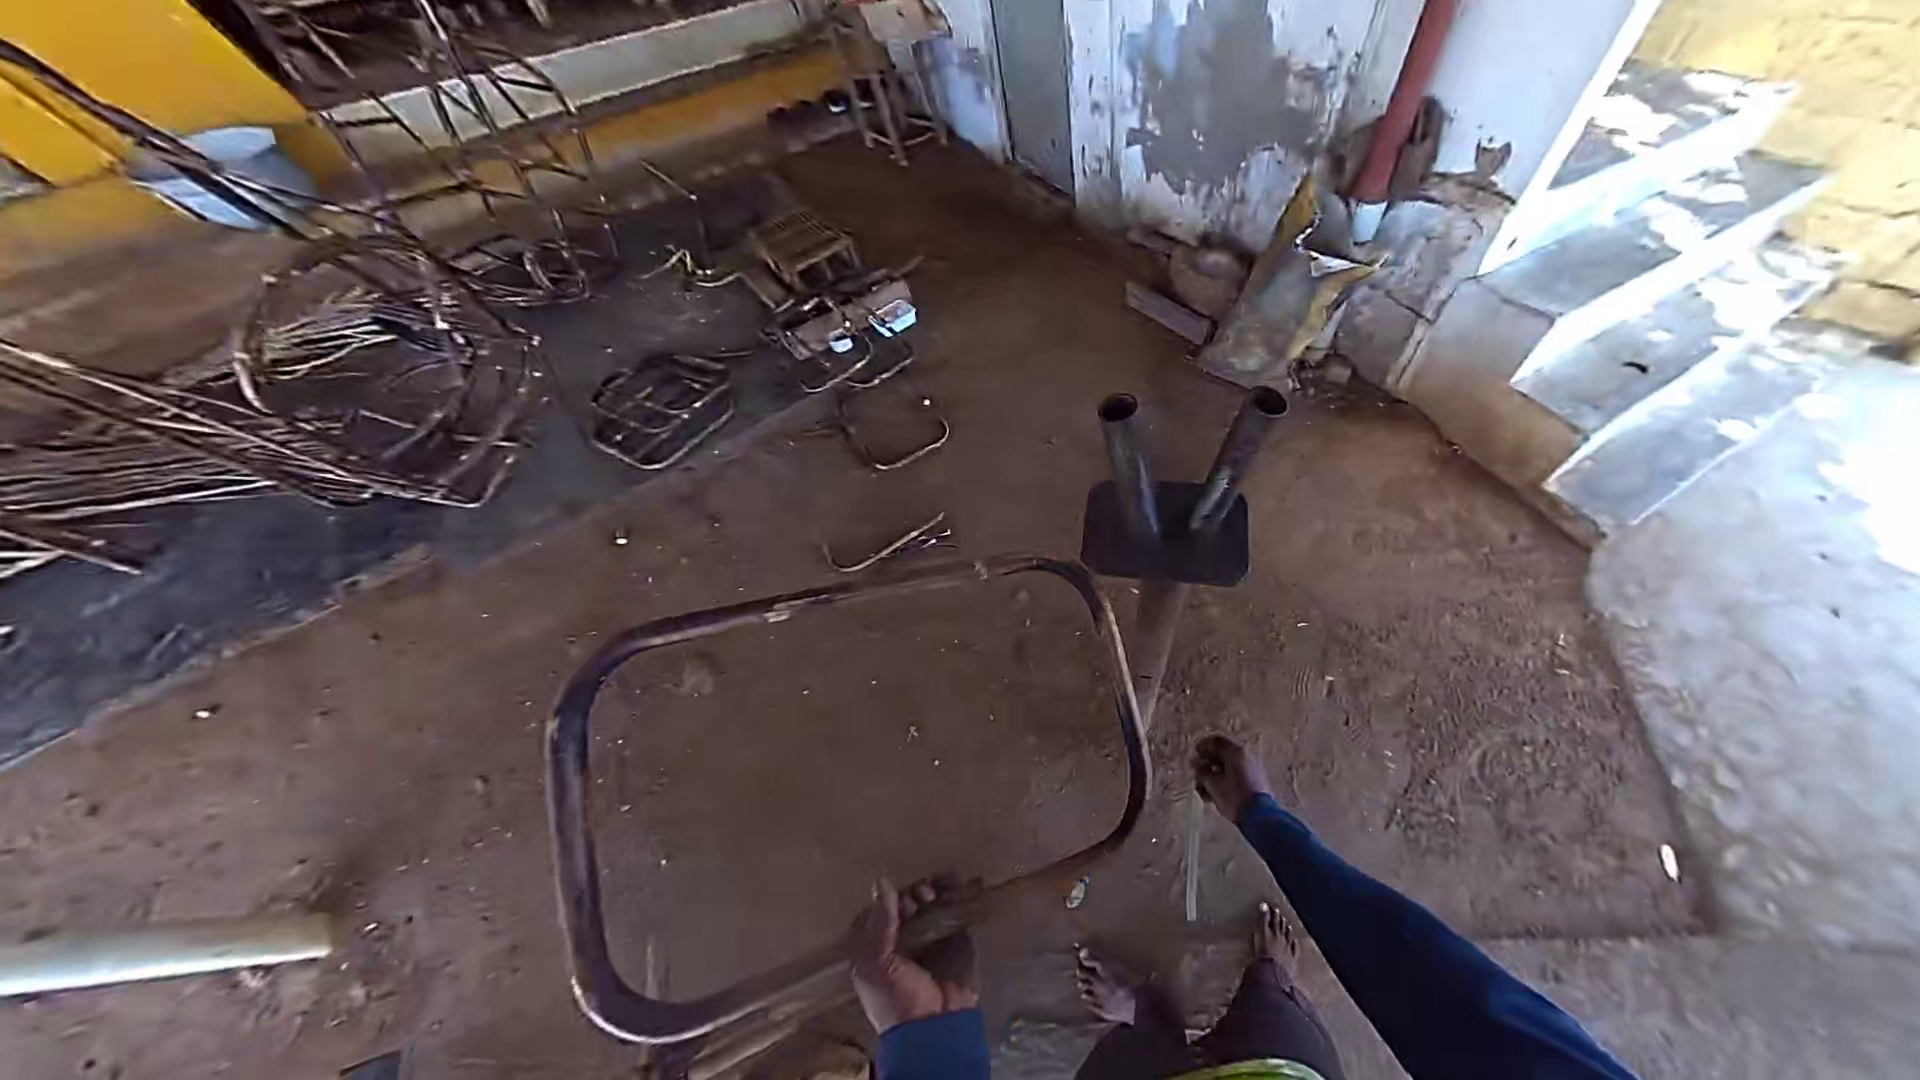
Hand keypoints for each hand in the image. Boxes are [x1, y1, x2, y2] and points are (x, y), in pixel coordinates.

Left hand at [849, 876, 978, 1033]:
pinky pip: (956, 907)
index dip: (888, 897)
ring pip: (932, 900)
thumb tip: (881, 881)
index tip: (896, 895)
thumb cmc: (897, 999)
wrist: (936, 1027)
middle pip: (909, 900)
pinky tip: (957, 878)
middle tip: (920, 898)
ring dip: (933, 889)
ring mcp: (933, 935)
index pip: (882, 908)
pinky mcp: (957, 936)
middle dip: (913, 893)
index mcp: (880, 944)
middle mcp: (906, 936)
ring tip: (933, 894)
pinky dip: (957, 890)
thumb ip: (880, 923)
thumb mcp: (877, 965)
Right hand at [1192, 734, 1272, 820]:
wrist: (1259, 816)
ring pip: (1228, 765)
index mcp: (1236, 751)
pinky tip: (1215, 793)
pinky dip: (1225, 779)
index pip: (1215, 741)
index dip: (1202, 747)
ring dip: (1214, 773)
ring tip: (1204, 787)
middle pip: (1221, 753)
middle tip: (1197, 773)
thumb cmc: (1233, 795)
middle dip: (1207, 763)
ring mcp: (1252, 768)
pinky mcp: (1256, 781)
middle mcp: (1246, 756)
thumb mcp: (1212, 782)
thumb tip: (1195, 762)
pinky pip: (1236, 774)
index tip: (1194, 757)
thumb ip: (1201, 770)